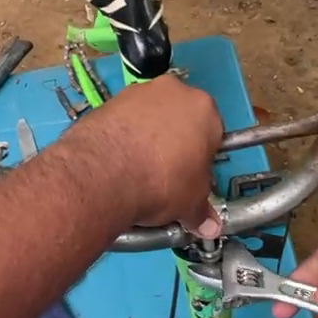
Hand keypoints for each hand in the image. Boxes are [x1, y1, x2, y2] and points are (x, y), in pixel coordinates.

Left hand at [56, 76, 222, 232]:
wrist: (103, 173)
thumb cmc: (161, 181)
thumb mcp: (191, 202)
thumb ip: (202, 210)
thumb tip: (208, 226)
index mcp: (204, 109)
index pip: (213, 133)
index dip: (202, 158)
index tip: (191, 176)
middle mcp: (174, 91)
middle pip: (181, 119)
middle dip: (176, 143)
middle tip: (167, 173)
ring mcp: (139, 92)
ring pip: (151, 117)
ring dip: (148, 138)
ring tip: (139, 171)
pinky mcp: (109, 101)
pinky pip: (124, 120)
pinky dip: (124, 137)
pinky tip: (118, 162)